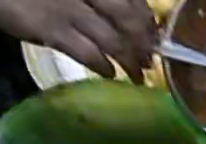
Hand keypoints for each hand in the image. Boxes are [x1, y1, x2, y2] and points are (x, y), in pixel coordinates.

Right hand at [0, 0, 156, 79]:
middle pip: (128, 19)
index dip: (146, 17)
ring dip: (131, 63)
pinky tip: (110, 72)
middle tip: (149, 58)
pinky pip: (90, 55)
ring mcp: (66, 7)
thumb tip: (140, 16)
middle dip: (144, 43)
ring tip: (137, 74)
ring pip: (114, 41)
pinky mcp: (52, 29)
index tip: (152, 32)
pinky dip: (105, 68)